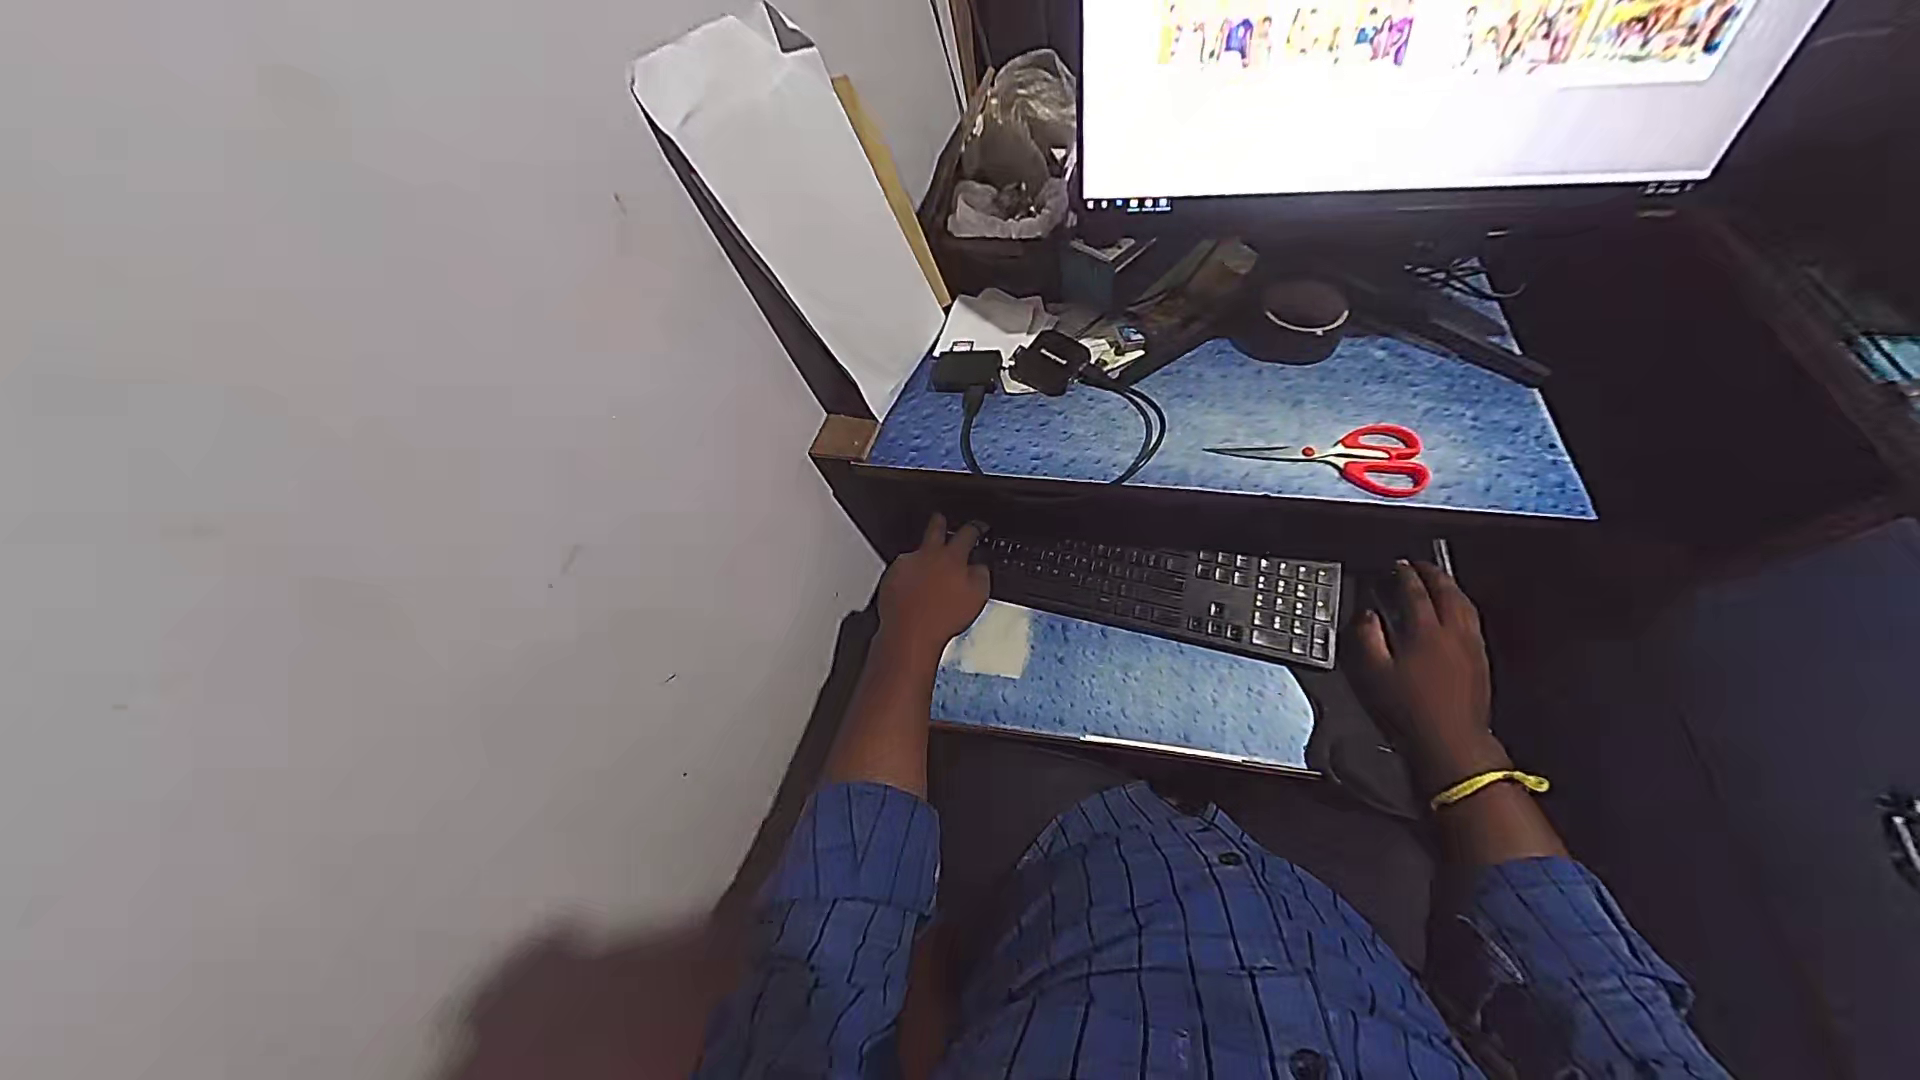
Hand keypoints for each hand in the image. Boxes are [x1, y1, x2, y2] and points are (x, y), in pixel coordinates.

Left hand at [877, 514, 990, 657]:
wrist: (910, 632)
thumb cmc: (942, 618)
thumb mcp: (977, 597)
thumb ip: (980, 575)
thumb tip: (979, 567)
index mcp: (952, 557)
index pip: (967, 533)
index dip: (975, 528)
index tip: (978, 527)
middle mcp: (928, 554)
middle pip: (935, 528)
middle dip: (940, 522)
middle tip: (941, 520)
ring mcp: (907, 563)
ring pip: (917, 552)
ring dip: (923, 558)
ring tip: (929, 577)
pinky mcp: (891, 575)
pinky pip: (903, 569)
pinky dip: (909, 576)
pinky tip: (914, 590)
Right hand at [1349, 560, 1508, 791]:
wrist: (1450, 740)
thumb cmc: (1408, 708)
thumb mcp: (1372, 672)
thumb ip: (1367, 637)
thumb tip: (1368, 615)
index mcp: (1425, 633)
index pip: (1415, 593)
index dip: (1405, 576)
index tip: (1397, 566)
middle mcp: (1453, 634)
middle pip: (1447, 592)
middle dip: (1433, 574)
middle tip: (1420, 565)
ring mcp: (1471, 647)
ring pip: (1465, 605)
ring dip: (1451, 587)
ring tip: (1439, 580)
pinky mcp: (1481, 660)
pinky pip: (1473, 620)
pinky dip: (1462, 606)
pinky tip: (1456, 610)